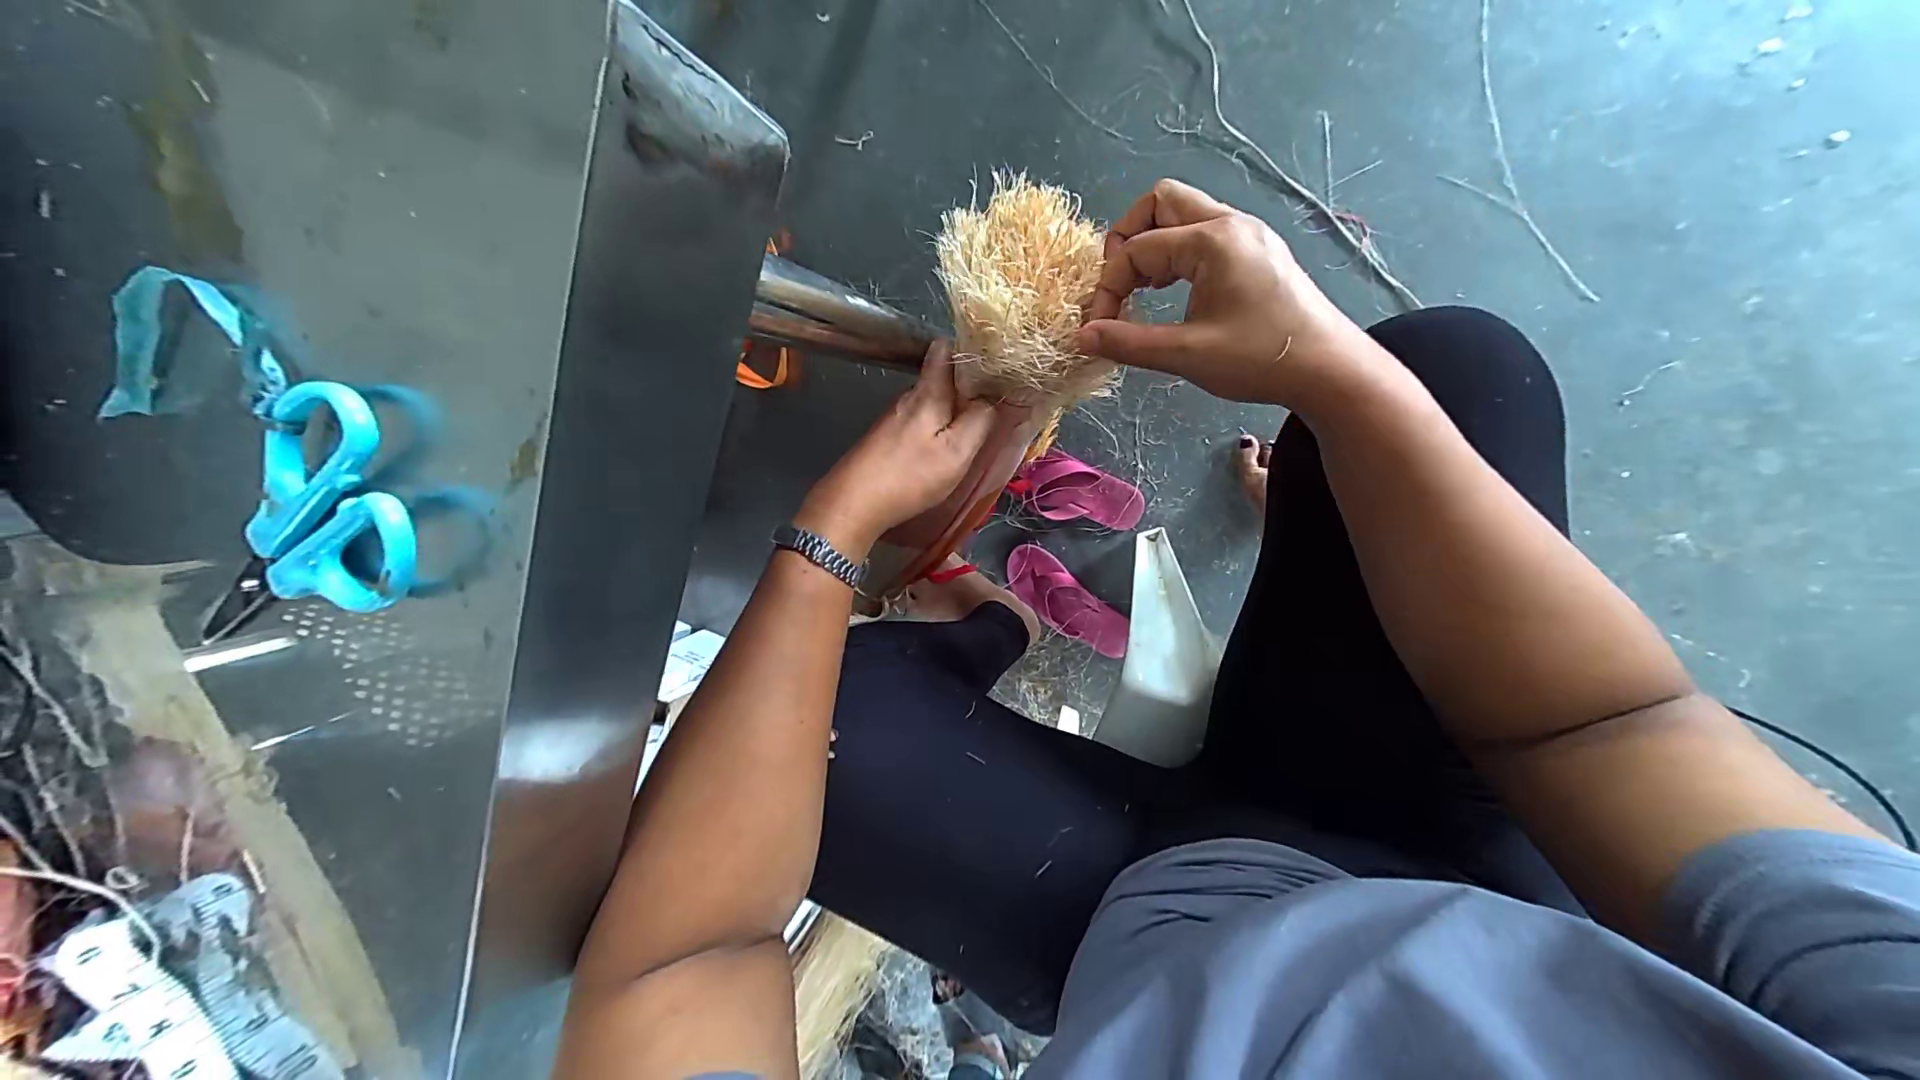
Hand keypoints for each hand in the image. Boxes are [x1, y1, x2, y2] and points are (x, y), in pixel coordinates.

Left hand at [794, 341, 997, 556]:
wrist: (852, 504)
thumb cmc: (909, 476)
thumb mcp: (956, 453)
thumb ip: (979, 421)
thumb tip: (992, 399)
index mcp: (928, 392)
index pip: (946, 348)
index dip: (970, 348)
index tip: (995, 361)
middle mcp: (908, 396)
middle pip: (941, 375)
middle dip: (967, 382)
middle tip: (994, 400)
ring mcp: (894, 416)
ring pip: (931, 400)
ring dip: (952, 407)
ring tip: (974, 425)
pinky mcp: (886, 437)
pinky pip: (920, 420)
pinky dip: (936, 425)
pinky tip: (943, 446)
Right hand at [1074, 179, 1381, 409]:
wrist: (1328, 369)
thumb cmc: (1259, 359)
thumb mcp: (1186, 354)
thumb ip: (1128, 343)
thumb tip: (1082, 337)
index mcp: (1212, 241)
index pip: (1137, 249)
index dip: (1108, 288)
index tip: (1100, 327)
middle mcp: (1229, 224)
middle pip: (1159, 202)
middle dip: (1126, 241)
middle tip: (1118, 285)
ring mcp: (1245, 234)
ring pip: (1182, 215)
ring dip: (1151, 245)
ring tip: (1142, 290)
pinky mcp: (1253, 252)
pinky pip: (1201, 233)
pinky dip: (1175, 253)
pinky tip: (1172, 289)